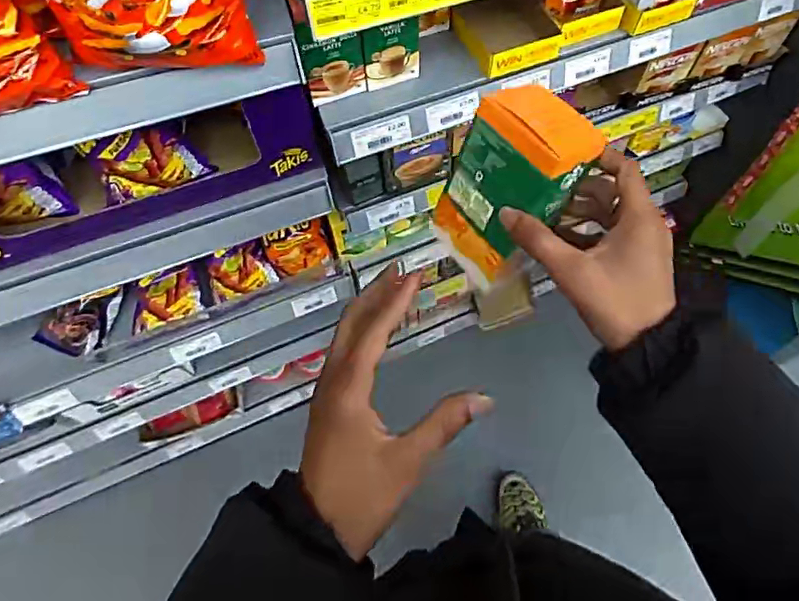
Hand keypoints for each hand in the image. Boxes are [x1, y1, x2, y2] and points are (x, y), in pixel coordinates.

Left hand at [300, 266, 492, 560]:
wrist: (315, 529)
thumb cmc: (361, 495)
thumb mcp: (407, 463)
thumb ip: (444, 425)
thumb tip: (483, 398)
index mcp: (349, 387)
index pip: (374, 331)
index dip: (396, 300)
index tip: (415, 275)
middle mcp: (333, 378)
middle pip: (352, 321)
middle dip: (376, 292)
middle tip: (401, 269)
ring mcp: (326, 387)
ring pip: (344, 333)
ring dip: (368, 306)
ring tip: (392, 287)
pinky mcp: (328, 399)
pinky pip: (344, 348)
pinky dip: (362, 327)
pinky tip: (377, 330)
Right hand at [501, 150, 675, 351]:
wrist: (650, 349)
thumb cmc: (616, 300)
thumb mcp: (571, 269)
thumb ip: (537, 238)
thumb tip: (506, 212)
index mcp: (639, 216)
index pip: (624, 169)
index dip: (598, 156)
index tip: (567, 154)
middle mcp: (646, 223)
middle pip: (611, 191)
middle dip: (577, 188)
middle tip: (544, 185)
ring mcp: (643, 243)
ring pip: (609, 214)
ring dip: (579, 211)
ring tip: (545, 211)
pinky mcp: (638, 260)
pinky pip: (611, 233)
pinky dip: (587, 230)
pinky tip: (558, 238)